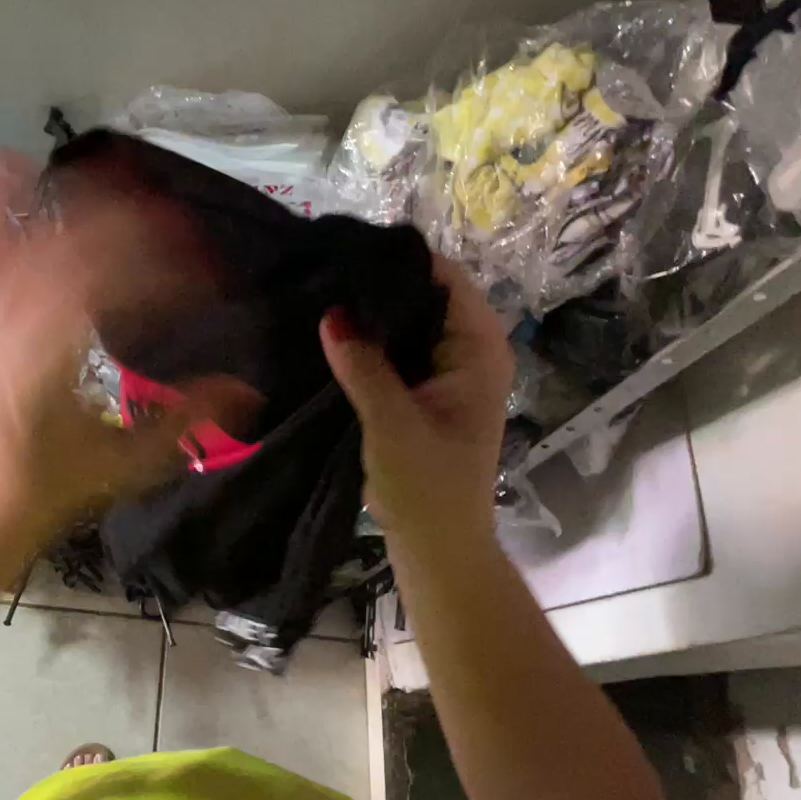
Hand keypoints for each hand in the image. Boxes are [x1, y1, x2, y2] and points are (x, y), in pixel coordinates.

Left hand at [0, 171, 210, 529]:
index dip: (159, 275)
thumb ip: (186, 420)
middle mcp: (15, 329)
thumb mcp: (133, 459)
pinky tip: (7, 166)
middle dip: (126, 226)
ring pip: (25, 240)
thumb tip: (251, 390)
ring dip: (71, 202)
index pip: (105, 293)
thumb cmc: (68, 478)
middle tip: (173, 219)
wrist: (2, 492)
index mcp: (52, 364)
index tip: (202, 277)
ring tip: (108, 172)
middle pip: (68, 252)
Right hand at [319, 259, 512, 542]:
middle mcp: (469, 353)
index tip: (346, 251)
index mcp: (480, 350)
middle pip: (425, 298)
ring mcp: (447, 375)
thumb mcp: (391, 422)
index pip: (445, 280)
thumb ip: (362, 365)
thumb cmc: (427, 488)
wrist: (437, 548)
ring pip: (408, 327)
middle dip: (378, 287)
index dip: (399, 262)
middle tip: (323, 273)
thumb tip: (330, 312)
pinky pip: (397, 354)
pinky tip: (332, 337)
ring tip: (320, 297)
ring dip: (370, 318)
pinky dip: (370, 345)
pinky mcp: (423, 395)